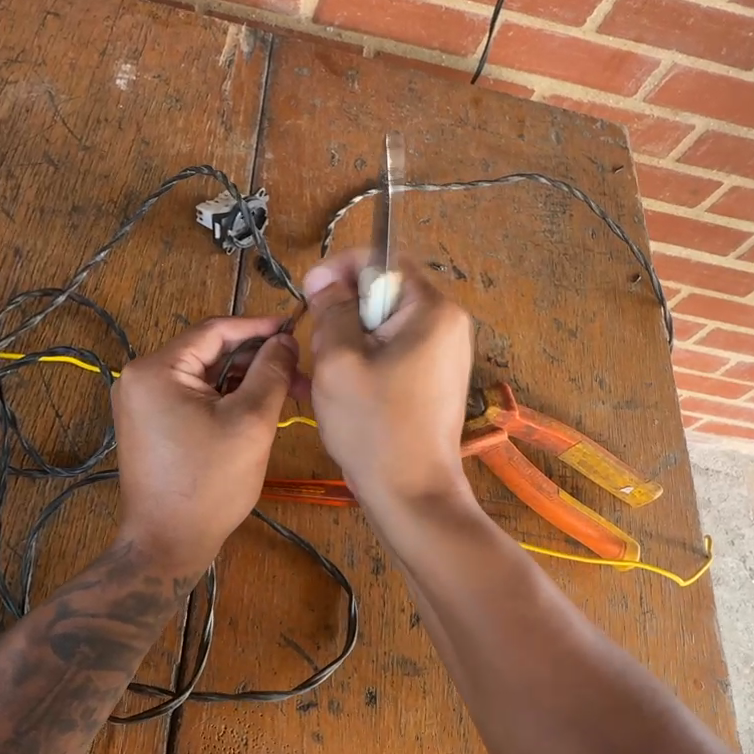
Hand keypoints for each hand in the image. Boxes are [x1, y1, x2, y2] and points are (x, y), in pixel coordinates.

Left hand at [112, 316, 298, 579]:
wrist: (167, 542)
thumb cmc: (209, 484)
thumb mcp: (249, 422)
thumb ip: (271, 372)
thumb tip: (285, 340)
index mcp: (155, 369)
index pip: (214, 330)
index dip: (258, 327)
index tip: (295, 328)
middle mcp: (138, 378)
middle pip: (207, 353)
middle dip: (254, 359)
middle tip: (298, 371)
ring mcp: (140, 404)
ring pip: (202, 377)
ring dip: (241, 381)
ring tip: (285, 391)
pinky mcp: (149, 425)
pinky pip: (191, 398)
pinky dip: (222, 399)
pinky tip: (255, 407)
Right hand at [303, 251, 473, 512]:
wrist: (410, 493)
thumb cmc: (372, 426)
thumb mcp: (338, 362)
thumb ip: (332, 310)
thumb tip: (325, 280)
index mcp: (431, 311)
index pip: (383, 260)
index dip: (340, 270)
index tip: (307, 293)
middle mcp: (446, 325)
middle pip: (381, 294)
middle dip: (342, 313)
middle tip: (317, 348)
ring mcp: (442, 355)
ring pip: (380, 327)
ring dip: (345, 342)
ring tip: (324, 375)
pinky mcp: (431, 380)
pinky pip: (389, 353)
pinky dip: (361, 363)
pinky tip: (338, 389)